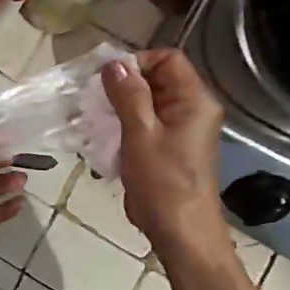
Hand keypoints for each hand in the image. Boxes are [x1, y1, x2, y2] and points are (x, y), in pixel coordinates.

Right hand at [102, 50, 226, 250]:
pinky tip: (106, 137)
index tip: (106, 80)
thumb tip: (113, 63)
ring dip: (121, 107)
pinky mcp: (169, 148)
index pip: (168, 60)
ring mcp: (182, 130)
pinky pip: (147, 124)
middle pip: (158, 80)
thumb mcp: (140, 134)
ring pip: (149, 103)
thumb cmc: (162, 182)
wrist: (180, 230)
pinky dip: (126, 126)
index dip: (137, 63)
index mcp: (194, 101)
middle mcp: (193, 109)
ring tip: (96, 118)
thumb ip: (128, 96)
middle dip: (125, 85)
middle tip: (95, 99)